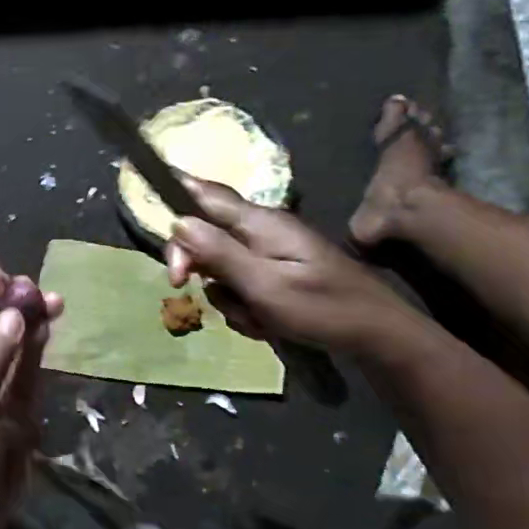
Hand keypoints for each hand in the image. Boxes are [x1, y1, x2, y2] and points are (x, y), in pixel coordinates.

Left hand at [0, 268, 62, 528]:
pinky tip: (49, 324)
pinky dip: (36, 346)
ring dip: (27, 320)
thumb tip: (13, 312)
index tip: (2, 276)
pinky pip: (25, 367)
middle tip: (34, 286)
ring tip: (51, 299)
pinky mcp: (13, 404)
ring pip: (8, 342)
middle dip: (5, 302)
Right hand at [163, 176, 415, 350]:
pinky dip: (243, 306)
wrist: (379, 338)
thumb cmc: (323, 308)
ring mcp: (270, 254)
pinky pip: (239, 286)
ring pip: (219, 267)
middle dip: (194, 265)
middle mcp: (262, 232)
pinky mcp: (276, 275)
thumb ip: (219, 253)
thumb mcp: (264, 285)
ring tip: (253, 316)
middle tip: (182, 287)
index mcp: (261, 224)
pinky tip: (264, 322)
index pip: (207, 195)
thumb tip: (178, 221)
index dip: (177, 190)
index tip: (149, 191)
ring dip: (225, 295)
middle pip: (204, 236)